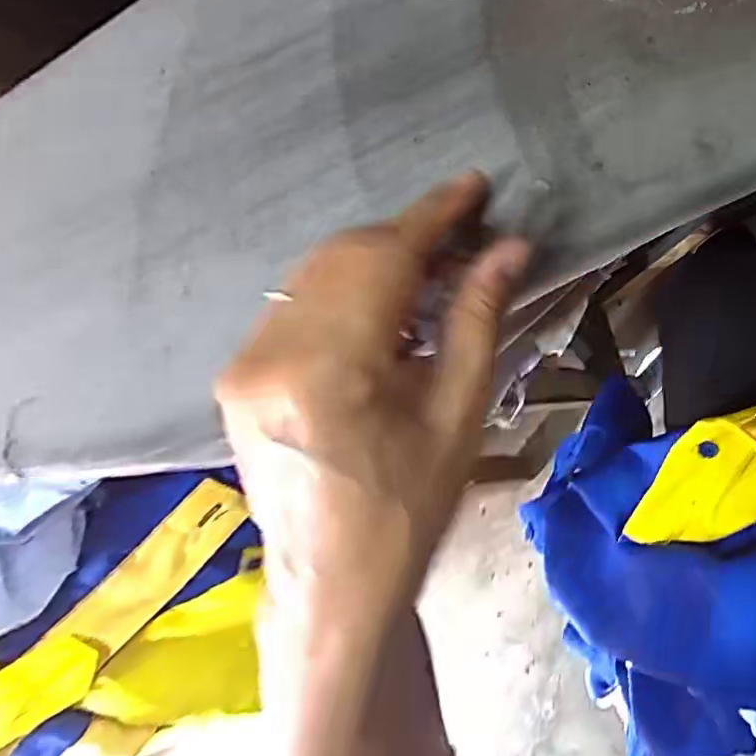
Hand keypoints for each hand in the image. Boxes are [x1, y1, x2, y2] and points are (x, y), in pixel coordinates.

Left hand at [213, 172, 527, 752]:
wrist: (339, 571)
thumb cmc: (418, 490)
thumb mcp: (463, 400)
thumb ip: (478, 314)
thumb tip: (512, 248)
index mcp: (331, 364)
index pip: (383, 259)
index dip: (435, 215)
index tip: (475, 184)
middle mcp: (270, 353)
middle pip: (342, 256)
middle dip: (411, 231)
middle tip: (474, 228)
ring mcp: (246, 363)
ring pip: (317, 273)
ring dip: (385, 255)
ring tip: (447, 261)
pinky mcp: (243, 374)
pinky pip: (303, 301)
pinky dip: (357, 282)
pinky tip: (400, 300)